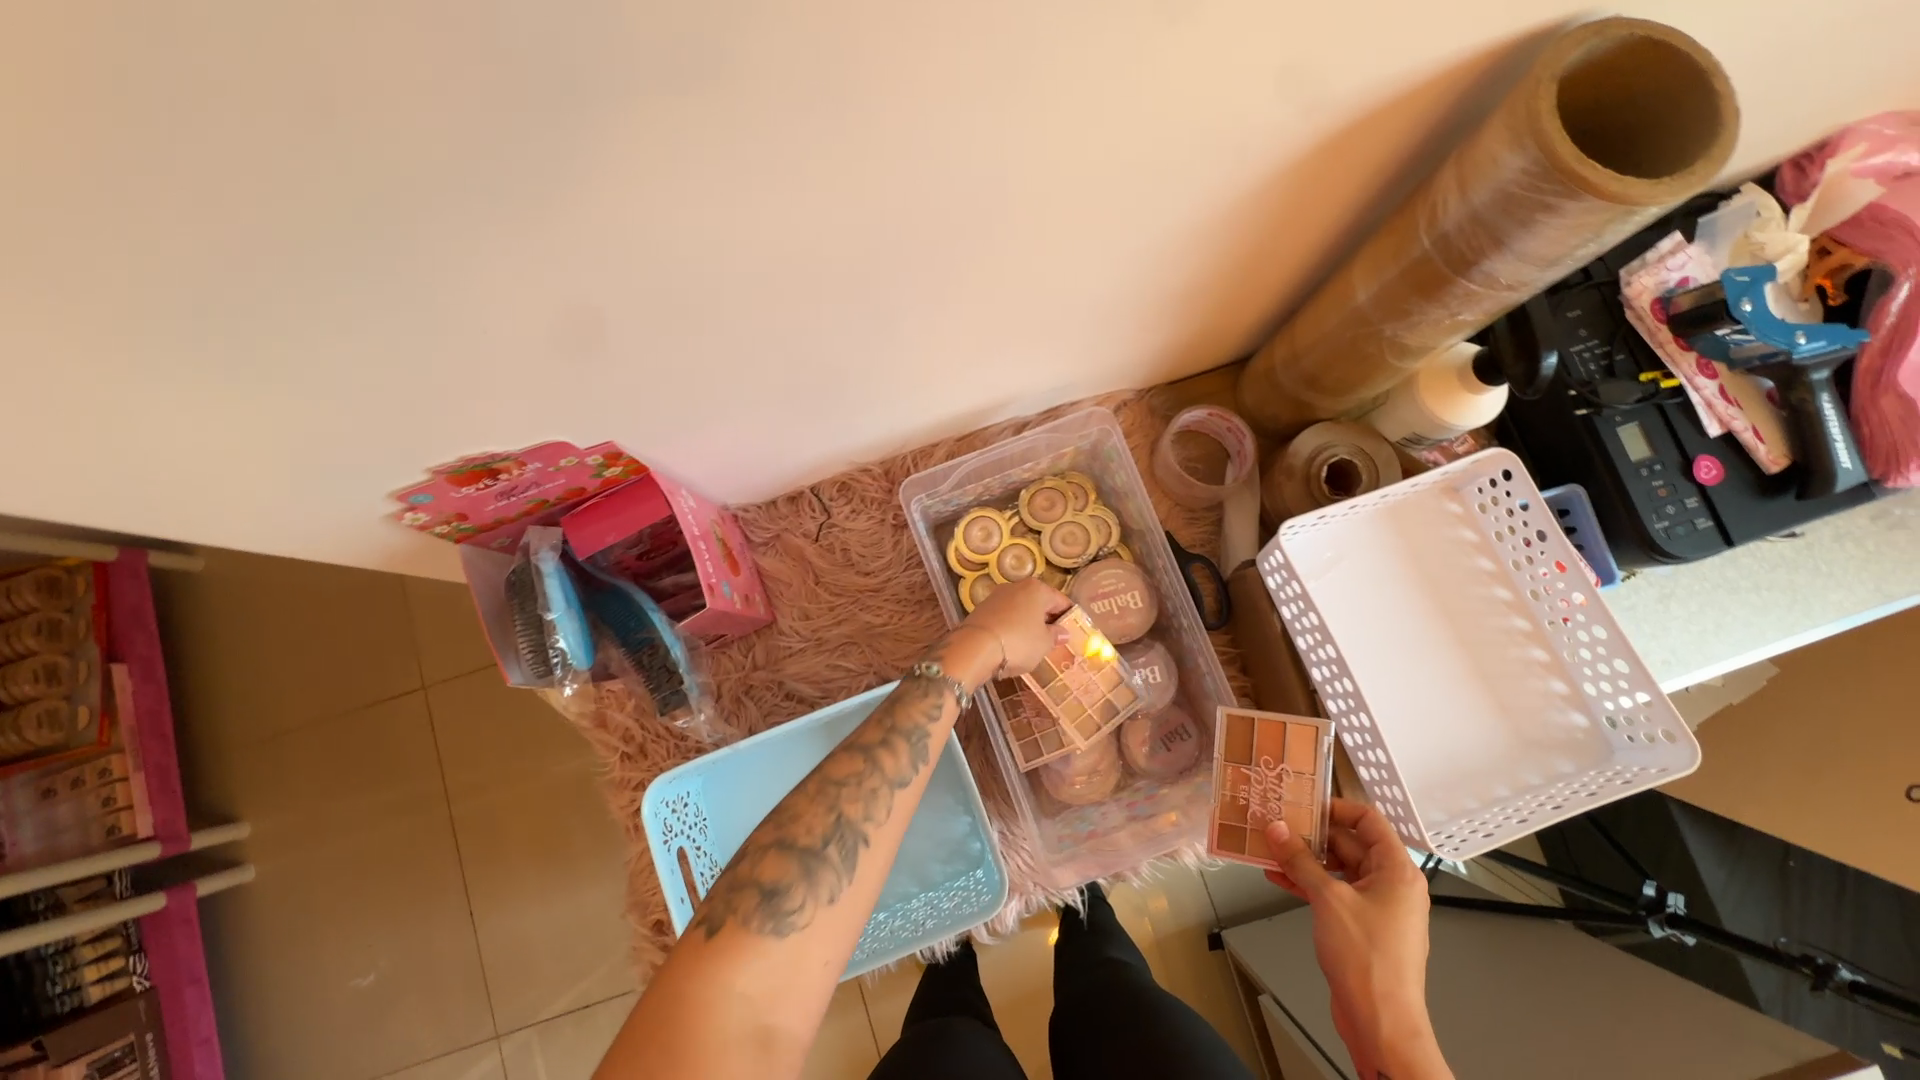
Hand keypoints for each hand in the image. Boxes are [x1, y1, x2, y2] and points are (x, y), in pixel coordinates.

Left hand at [949, 579, 1071, 684]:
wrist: (974, 648)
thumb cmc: (1018, 642)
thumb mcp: (1044, 644)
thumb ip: (1055, 636)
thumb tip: (1063, 632)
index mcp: (1037, 589)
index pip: (1061, 601)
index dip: (1069, 617)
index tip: (1072, 632)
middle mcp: (1016, 586)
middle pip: (1039, 603)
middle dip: (1046, 620)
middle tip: (1053, 641)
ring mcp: (996, 597)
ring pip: (1020, 609)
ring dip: (1027, 624)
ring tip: (1032, 645)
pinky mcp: (981, 610)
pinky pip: (1004, 618)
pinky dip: (1011, 628)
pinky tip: (1012, 644)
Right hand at [1264, 798, 1451, 1078]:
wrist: (1380, 1020)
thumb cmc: (1365, 954)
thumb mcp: (1328, 898)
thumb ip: (1300, 860)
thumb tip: (1277, 828)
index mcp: (1396, 870)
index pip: (1370, 820)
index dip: (1337, 807)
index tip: (1303, 804)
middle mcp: (1390, 884)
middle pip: (1350, 844)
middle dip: (1312, 835)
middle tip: (1276, 824)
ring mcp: (1376, 907)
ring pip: (1338, 870)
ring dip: (1305, 860)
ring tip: (1269, 849)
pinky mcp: (1361, 927)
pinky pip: (1333, 894)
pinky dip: (1308, 884)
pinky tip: (1277, 878)